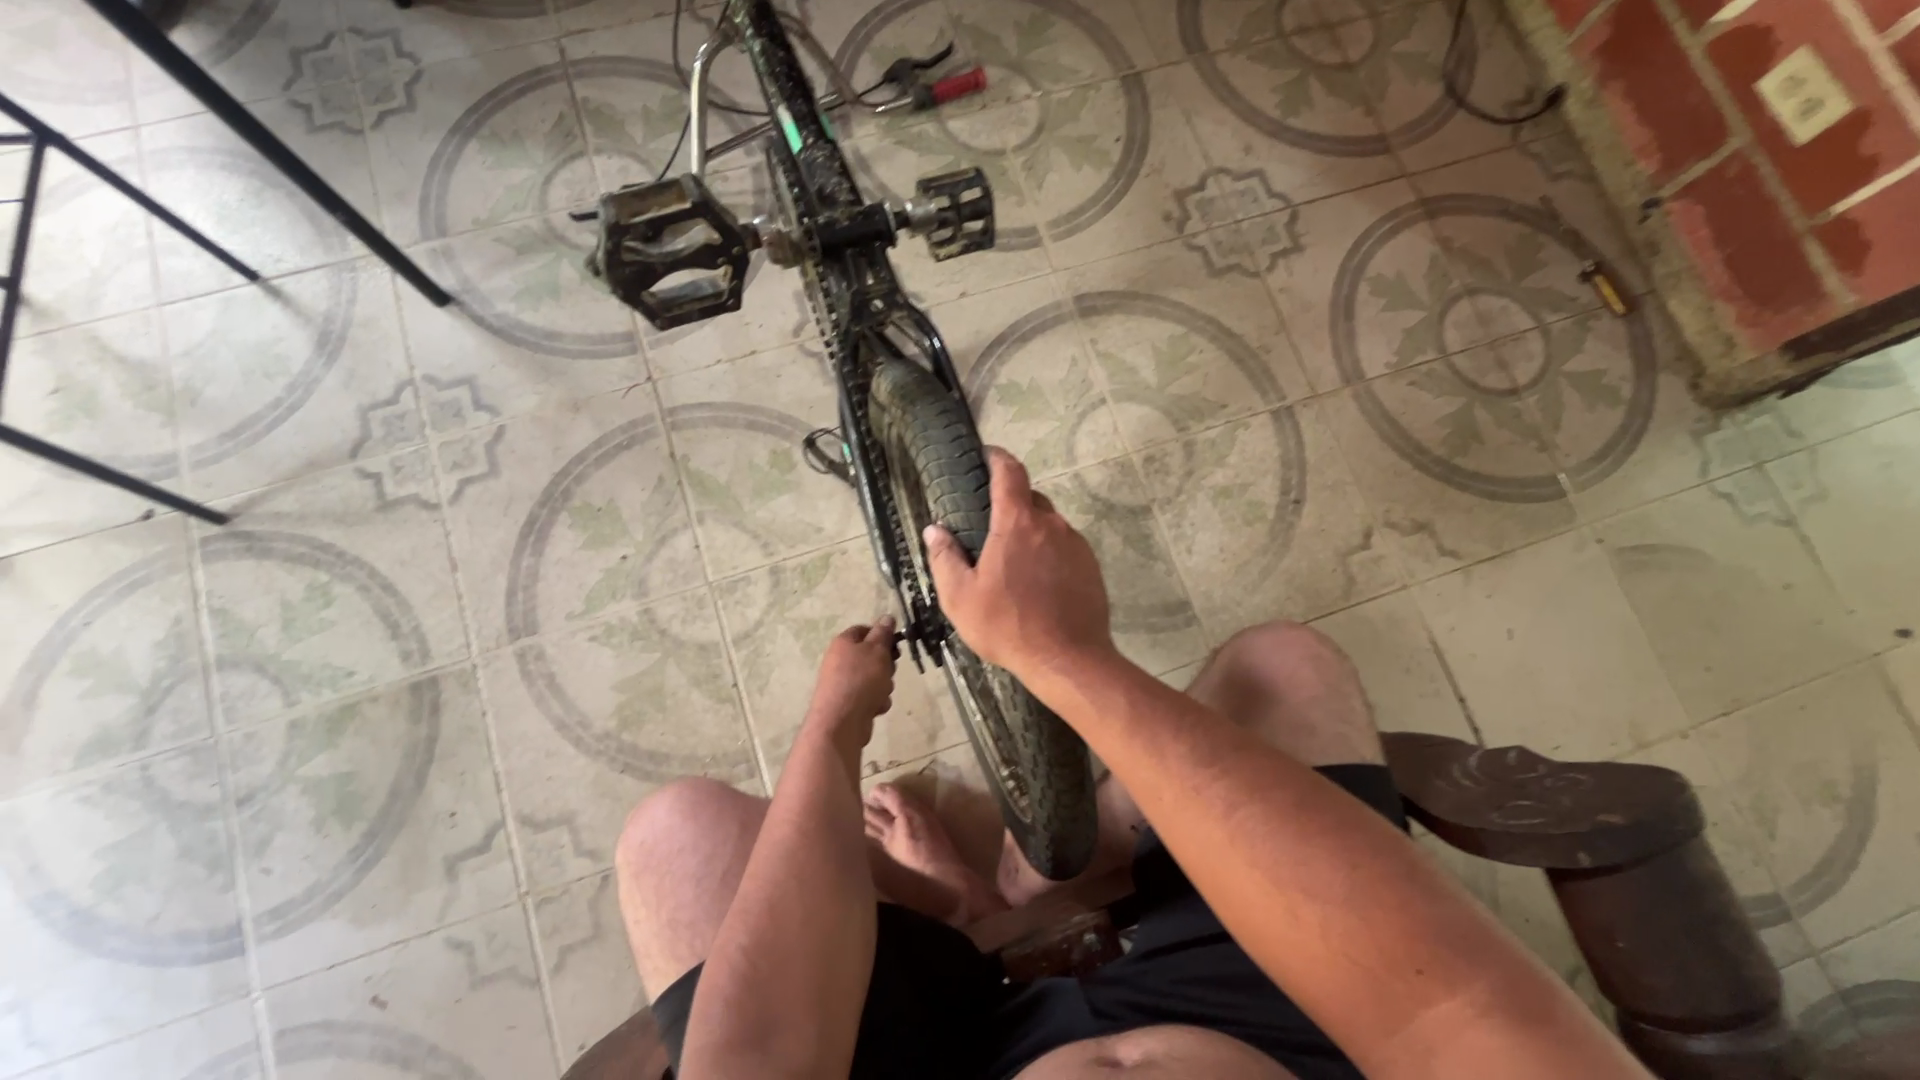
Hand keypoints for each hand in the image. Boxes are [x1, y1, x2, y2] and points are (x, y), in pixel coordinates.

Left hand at [804, 617, 897, 759]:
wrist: (842, 720)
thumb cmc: (861, 679)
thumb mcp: (877, 651)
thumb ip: (883, 634)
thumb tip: (887, 617)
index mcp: (844, 642)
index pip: (864, 630)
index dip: (881, 635)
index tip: (895, 645)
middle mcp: (839, 660)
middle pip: (871, 656)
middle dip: (885, 665)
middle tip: (889, 671)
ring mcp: (842, 682)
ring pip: (873, 678)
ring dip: (883, 685)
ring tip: (881, 693)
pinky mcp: (847, 702)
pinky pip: (868, 696)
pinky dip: (875, 701)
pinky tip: (876, 707)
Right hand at [922, 447, 1116, 679]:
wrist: (1068, 659)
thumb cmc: (1008, 626)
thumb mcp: (960, 598)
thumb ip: (945, 558)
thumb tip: (934, 530)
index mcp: (1017, 523)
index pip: (1009, 472)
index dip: (997, 458)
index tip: (986, 455)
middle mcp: (1050, 525)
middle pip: (1030, 498)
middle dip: (1010, 503)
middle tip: (989, 526)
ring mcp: (1076, 544)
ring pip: (1048, 525)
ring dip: (1030, 533)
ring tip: (1012, 562)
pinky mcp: (1090, 566)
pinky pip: (1064, 547)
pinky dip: (1048, 554)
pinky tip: (1037, 583)